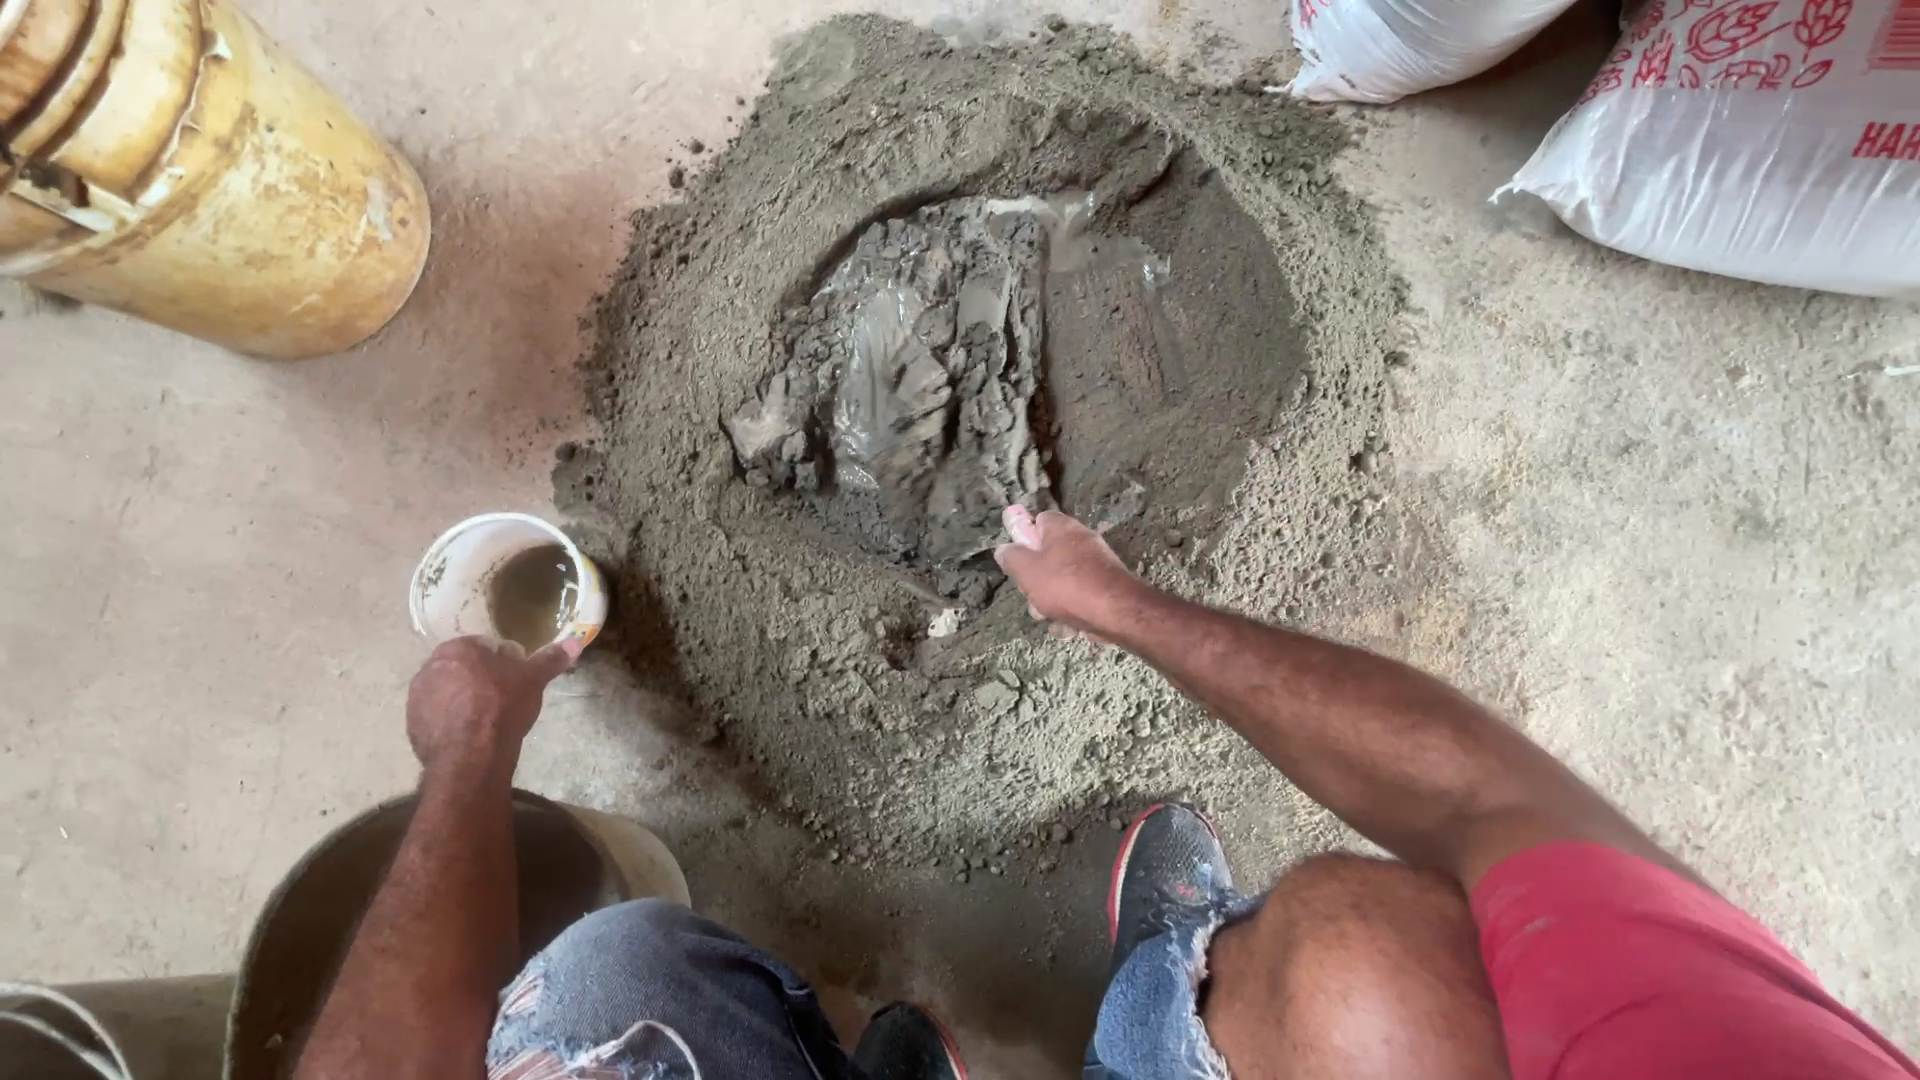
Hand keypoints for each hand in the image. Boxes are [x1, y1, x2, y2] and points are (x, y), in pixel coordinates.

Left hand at [405, 636, 580, 778]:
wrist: (473, 753)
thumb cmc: (503, 704)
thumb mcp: (534, 679)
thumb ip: (551, 659)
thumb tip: (575, 642)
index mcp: (457, 649)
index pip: (484, 646)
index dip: (504, 660)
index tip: (517, 676)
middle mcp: (430, 668)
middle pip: (463, 667)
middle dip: (480, 677)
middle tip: (504, 694)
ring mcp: (416, 698)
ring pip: (448, 691)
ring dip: (464, 698)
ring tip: (488, 716)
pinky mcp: (412, 725)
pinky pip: (437, 715)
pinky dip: (452, 719)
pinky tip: (472, 731)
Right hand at [992, 506, 1141, 636]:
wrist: (1116, 613)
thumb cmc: (1066, 585)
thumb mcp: (1026, 570)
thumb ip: (1011, 557)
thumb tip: (1004, 549)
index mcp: (1062, 528)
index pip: (1038, 520)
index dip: (1024, 538)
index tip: (1017, 558)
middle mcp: (1081, 541)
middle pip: (1047, 556)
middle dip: (1035, 581)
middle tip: (1032, 595)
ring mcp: (1095, 565)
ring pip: (1061, 581)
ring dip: (1051, 603)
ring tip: (1051, 617)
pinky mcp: (1104, 588)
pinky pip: (1079, 597)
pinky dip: (1071, 613)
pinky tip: (1069, 627)